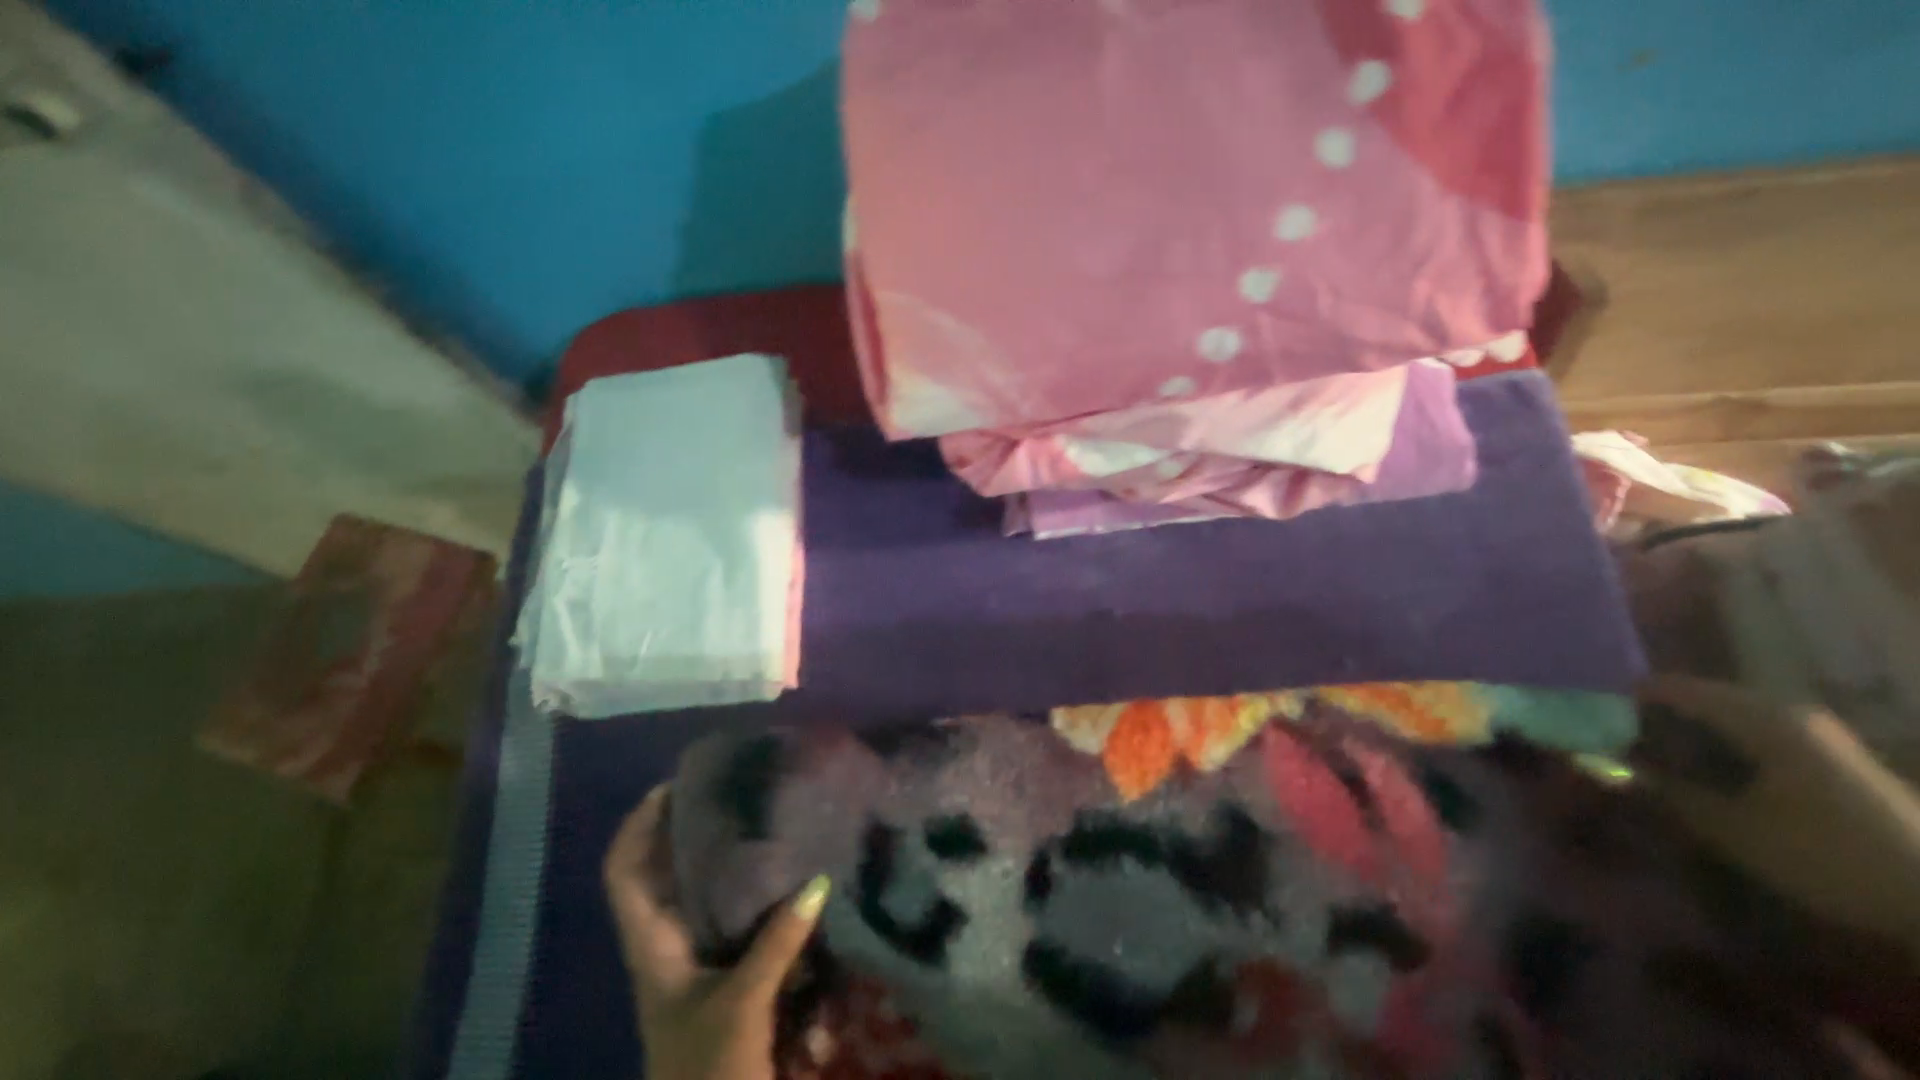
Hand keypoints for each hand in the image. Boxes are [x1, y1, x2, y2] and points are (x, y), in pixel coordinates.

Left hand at [604, 784, 830, 1079]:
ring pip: (708, 902)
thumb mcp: (743, 1004)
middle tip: (742, 800)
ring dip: (735, 872)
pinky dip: (766, 912)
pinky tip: (800, 897)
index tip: (677, 786)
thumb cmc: (707, 1070)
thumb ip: (779, 942)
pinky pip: (744, 933)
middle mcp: (668, 948)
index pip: (623, 871)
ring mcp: (698, 969)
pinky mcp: (728, 987)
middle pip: (669, 877)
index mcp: (650, 946)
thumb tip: (817, 881)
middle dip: (698, 837)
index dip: (639, 825)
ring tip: (772, 833)